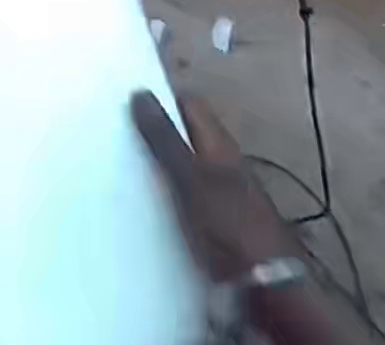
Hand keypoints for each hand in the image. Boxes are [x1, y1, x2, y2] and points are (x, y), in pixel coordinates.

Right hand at [130, 90, 303, 280]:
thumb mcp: (189, 177)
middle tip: (116, 130)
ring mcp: (223, 195)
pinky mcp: (217, 225)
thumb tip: (140, 92)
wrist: (268, 291)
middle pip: (185, 134)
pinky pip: (184, 197)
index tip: (128, 94)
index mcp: (219, 143)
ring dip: (158, 164)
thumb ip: (164, 136)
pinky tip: (144, 205)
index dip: (162, 94)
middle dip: (155, 130)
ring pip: (183, 166)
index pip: (189, 102)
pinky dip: (165, 194)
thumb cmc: (229, 224)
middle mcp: (223, 163)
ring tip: (121, 165)